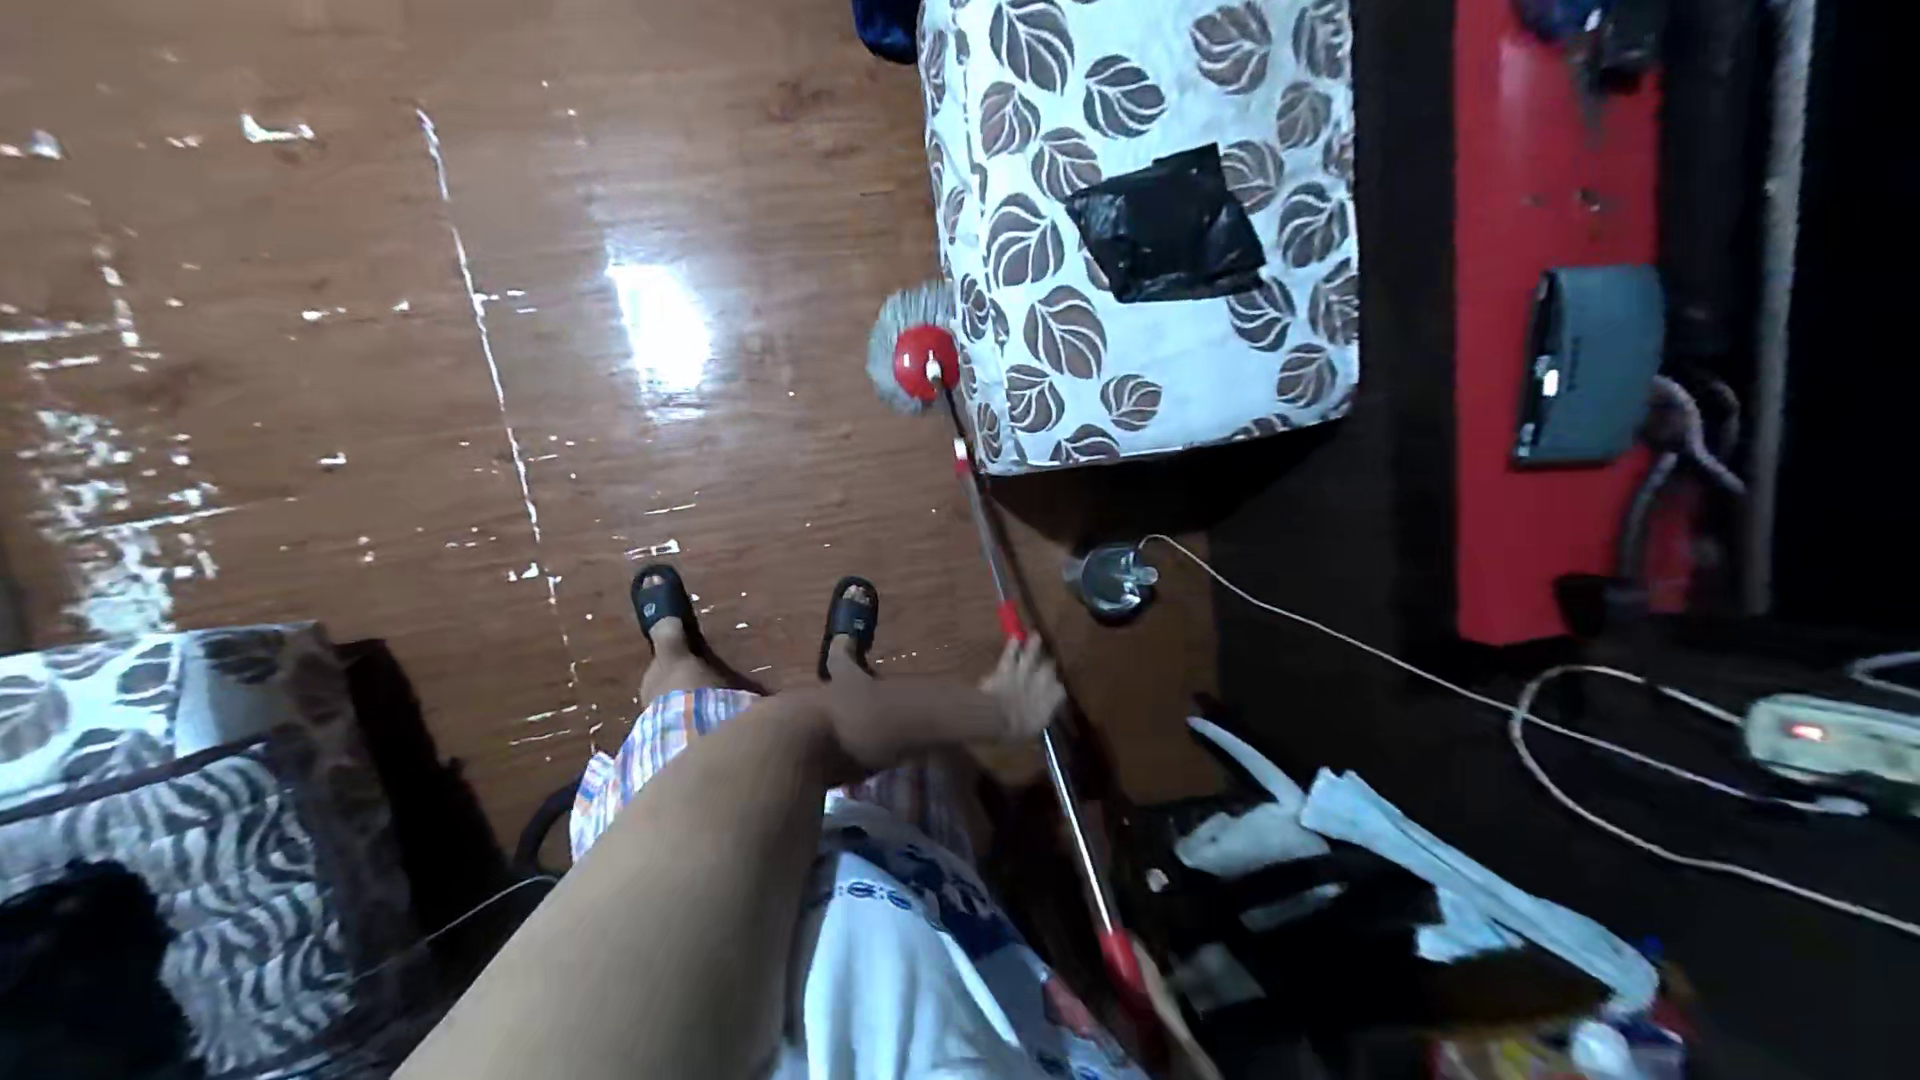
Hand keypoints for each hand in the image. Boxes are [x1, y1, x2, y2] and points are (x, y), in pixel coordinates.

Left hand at [978, 637, 1064, 740]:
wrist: (997, 717)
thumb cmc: (1014, 731)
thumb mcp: (1028, 734)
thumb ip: (1033, 725)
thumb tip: (1033, 729)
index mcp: (1048, 704)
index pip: (1059, 692)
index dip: (1057, 688)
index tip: (1056, 686)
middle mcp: (1039, 686)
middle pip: (1047, 670)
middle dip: (1048, 664)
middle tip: (1049, 658)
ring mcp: (1023, 674)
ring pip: (1030, 657)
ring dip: (1033, 646)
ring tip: (1035, 635)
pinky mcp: (1006, 668)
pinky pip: (1010, 654)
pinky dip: (1012, 646)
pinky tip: (1014, 637)